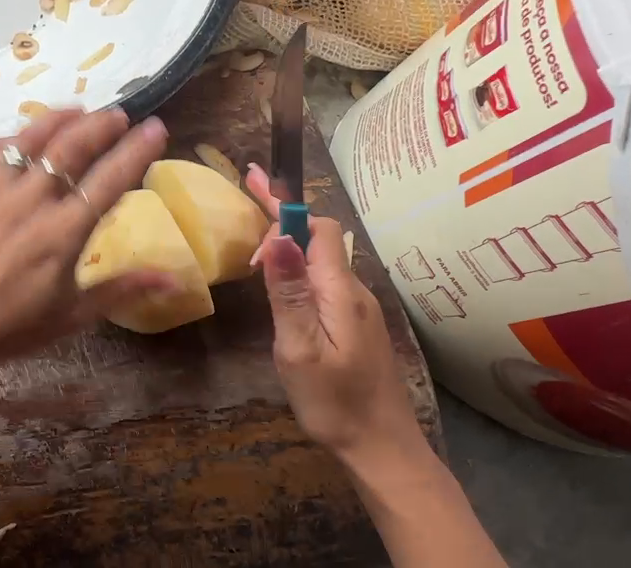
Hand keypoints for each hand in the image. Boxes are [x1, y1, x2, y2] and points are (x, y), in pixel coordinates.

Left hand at [0, 108, 172, 372]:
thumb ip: (123, 289)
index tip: (155, 128)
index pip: (110, 181)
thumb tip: (175, 275)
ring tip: (86, 111)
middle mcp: (33, 200)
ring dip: (65, 119)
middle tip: (123, 114)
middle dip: (104, 125)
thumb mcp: (71, 316)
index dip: (136, 152)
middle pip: (75, 147)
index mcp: (64, 234)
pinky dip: (22, 132)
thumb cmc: (7, 325)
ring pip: (37, 137)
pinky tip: (34, 129)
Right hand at [244, 162, 422, 461]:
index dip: (285, 204)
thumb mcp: (300, 348)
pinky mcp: (353, 324)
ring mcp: (356, 308)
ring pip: (320, 257)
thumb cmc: (334, 402)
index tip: (254, 179)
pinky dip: (296, 263)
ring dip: (288, 238)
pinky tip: (278, 275)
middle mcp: (352, 291)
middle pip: (319, 237)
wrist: (382, 451)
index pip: (317, 229)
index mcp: (339, 292)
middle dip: (282, 210)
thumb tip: (278, 237)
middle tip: (248, 186)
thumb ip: (289, 293)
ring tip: (252, 234)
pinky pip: (322, 277)